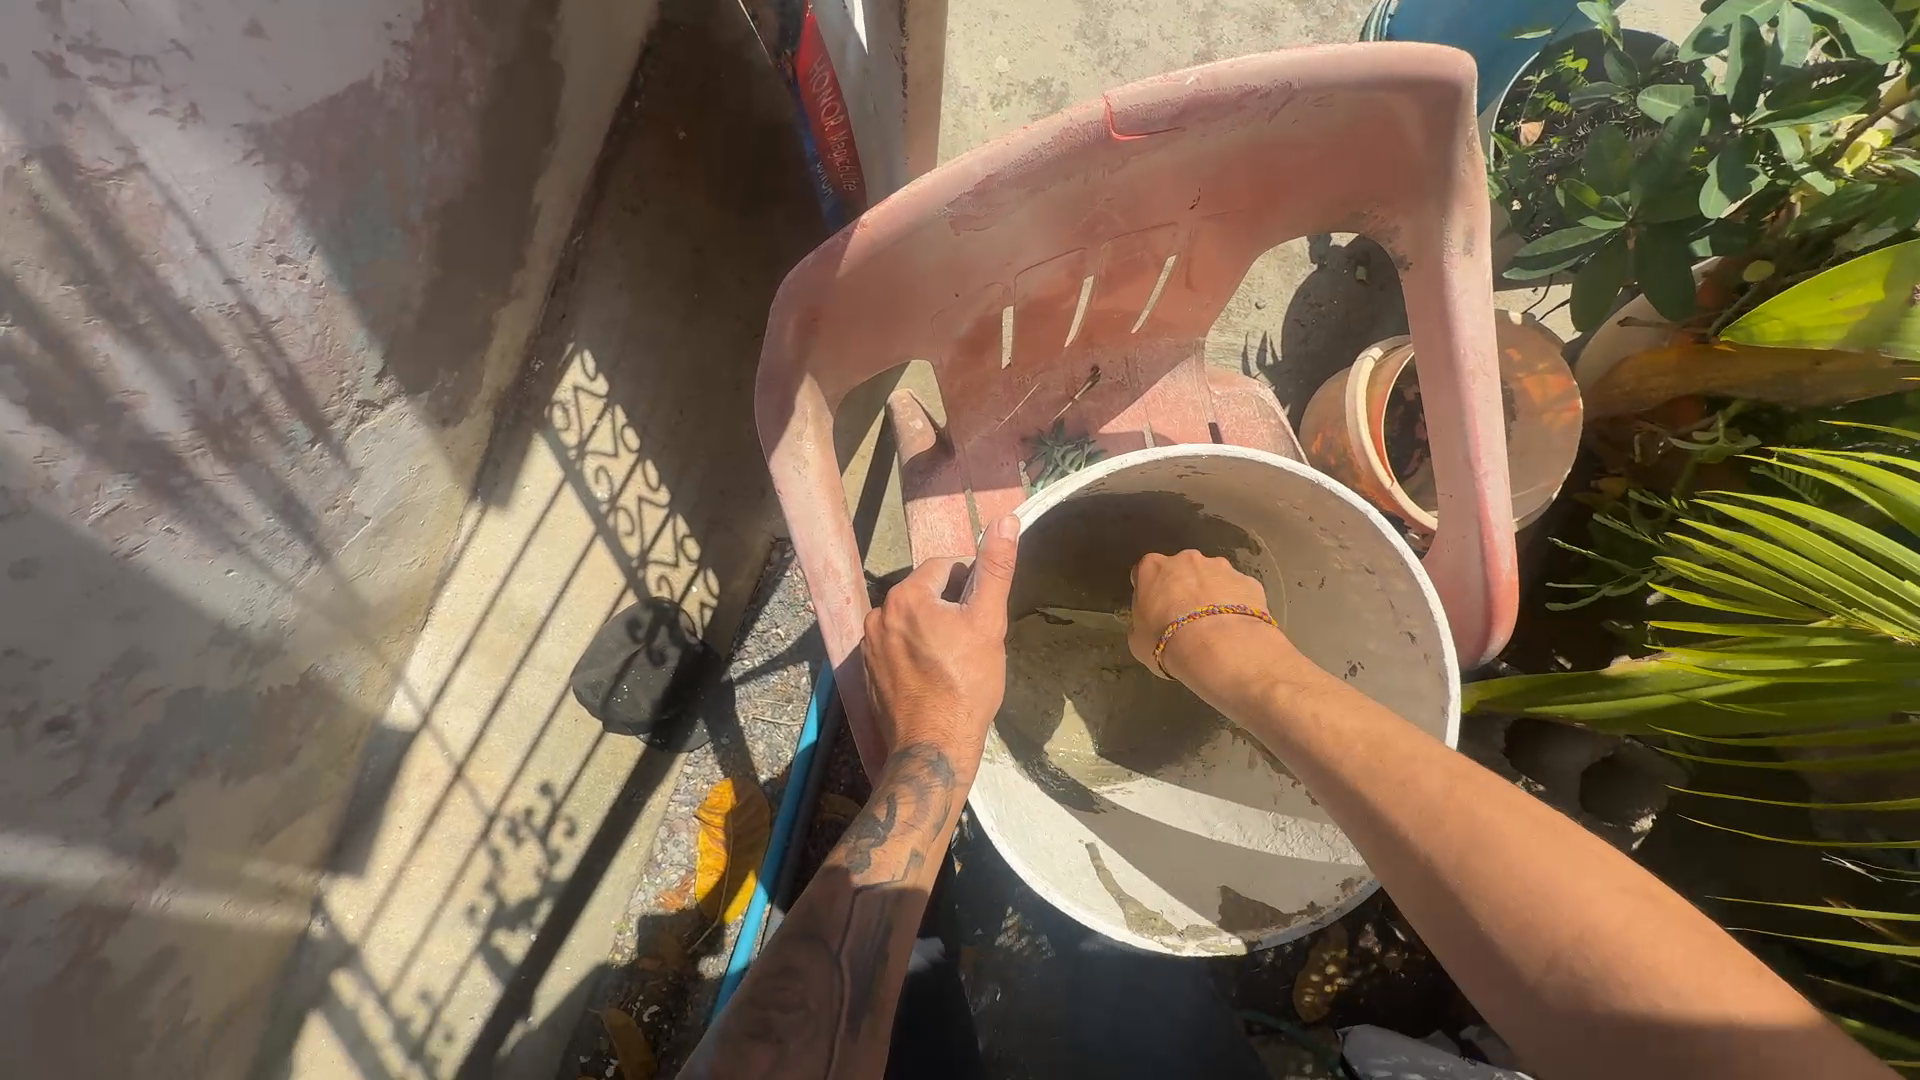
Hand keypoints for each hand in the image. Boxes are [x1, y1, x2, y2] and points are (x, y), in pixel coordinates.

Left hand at [862, 514, 1019, 768]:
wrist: (933, 746)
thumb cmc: (967, 684)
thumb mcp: (988, 622)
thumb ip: (995, 568)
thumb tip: (1006, 520)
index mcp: (905, 596)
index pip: (945, 568)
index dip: (971, 588)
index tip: (984, 618)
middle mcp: (878, 614)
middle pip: (926, 594)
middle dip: (951, 609)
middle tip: (973, 642)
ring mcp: (868, 646)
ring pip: (911, 621)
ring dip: (932, 630)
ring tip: (955, 661)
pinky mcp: (867, 671)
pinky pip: (896, 647)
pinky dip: (915, 653)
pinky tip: (934, 677)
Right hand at [1127, 550, 1308, 695]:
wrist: (1220, 650)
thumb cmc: (1167, 643)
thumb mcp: (1137, 640)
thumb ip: (1141, 622)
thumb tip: (1149, 622)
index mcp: (1152, 568)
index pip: (1145, 573)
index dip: (1150, 593)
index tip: (1154, 611)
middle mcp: (1186, 559)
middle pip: (1181, 570)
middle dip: (1182, 588)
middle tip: (1184, 619)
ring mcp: (1221, 567)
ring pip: (1212, 578)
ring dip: (1211, 594)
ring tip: (1214, 626)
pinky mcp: (1249, 581)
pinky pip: (1238, 592)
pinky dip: (1236, 605)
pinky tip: (1235, 628)